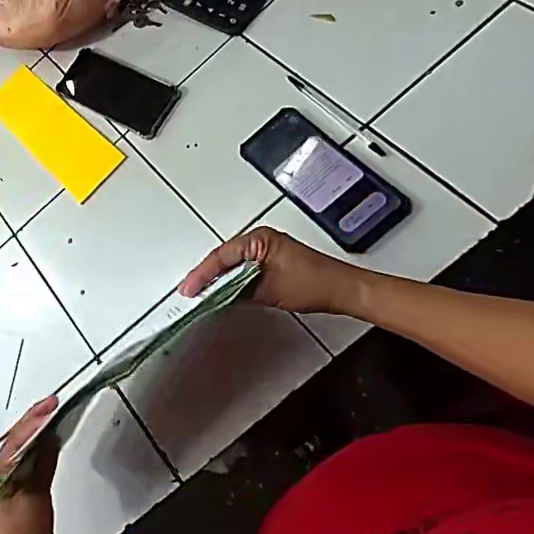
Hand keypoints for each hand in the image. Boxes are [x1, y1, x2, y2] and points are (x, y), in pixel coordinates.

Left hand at [0, 395, 59, 533]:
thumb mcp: (35, 498)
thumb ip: (41, 465)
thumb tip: (49, 436)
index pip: (17, 438)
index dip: (34, 419)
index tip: (51, 403)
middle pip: (16, 439)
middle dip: (33, 419)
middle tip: (52, 402)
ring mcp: (7, 482)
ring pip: (21, 447)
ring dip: (35, 430)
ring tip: (51, 413)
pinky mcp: (18, 490)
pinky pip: (27, 460)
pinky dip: (38, 447)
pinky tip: (49, 440)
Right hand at [178, 226, 371, 314]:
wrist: (345, 291)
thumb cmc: (315, 284)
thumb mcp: (268, 291)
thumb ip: (237, 290)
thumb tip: (215, 294)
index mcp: (258, 239)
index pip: (221, 256)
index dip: (202, 274)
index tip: (188, 289)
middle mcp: (260, 239)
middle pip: (223, 257)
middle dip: (205, 274)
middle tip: (189, 290)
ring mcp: (266, 249)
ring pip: (231, 263)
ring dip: (217, 277)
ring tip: (200, 291)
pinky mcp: (271, 260)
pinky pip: (242, 267)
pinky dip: (231, 279)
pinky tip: (222, 289)